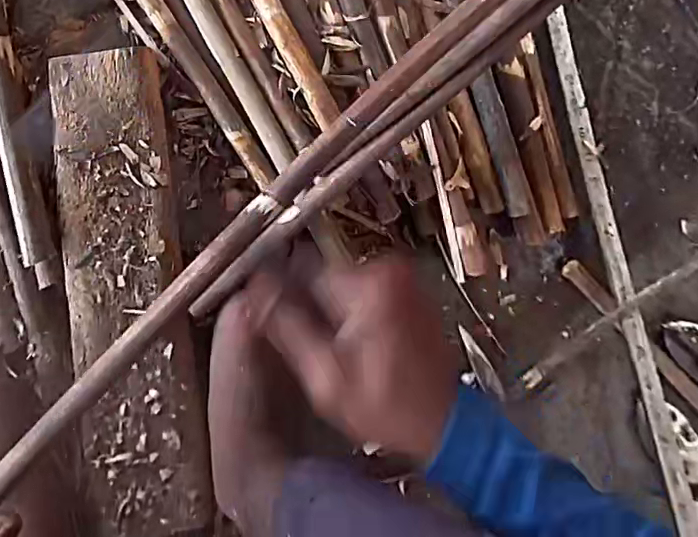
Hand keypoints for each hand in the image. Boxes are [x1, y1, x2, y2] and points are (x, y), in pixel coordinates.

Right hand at [237, 254, 457, 461]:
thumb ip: (284, 327)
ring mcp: (400, 276)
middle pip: (317, 271)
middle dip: (303, 299)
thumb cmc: (391, 410)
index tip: (263, 304)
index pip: (299, 268)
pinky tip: (348, 339)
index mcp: (368, 283)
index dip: (277, 291)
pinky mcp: (405, 287)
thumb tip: (250, 294)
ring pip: (334, 278)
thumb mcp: (325, 377)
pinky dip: (345, 306)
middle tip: (302, 334)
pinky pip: (356, 286)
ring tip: (329, 342)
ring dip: (323, 304)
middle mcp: (387, 269)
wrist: (448, 429)